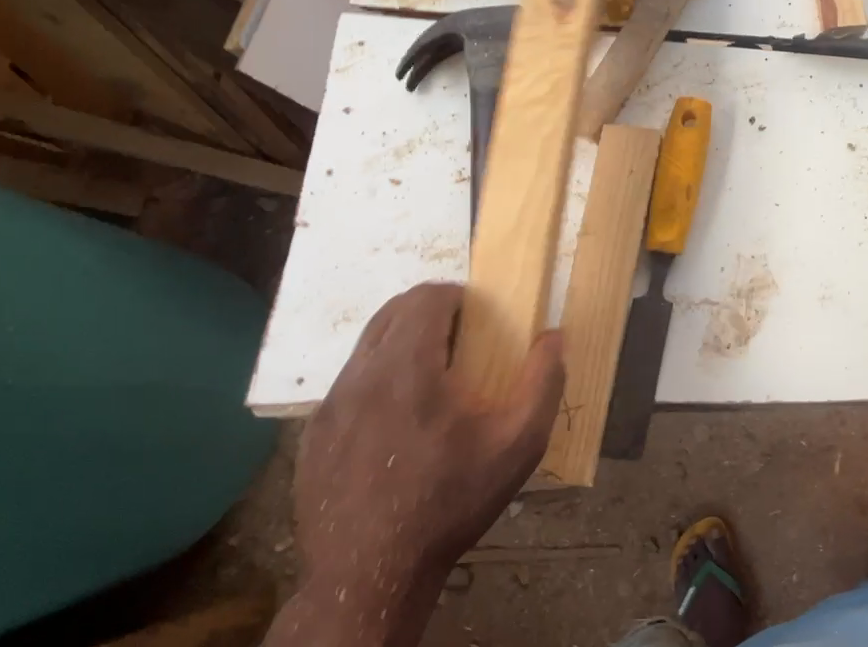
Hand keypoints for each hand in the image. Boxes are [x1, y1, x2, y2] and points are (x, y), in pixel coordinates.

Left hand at [289, 282, 563, 629]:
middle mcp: (360, 377)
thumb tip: (554, 337)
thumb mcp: (519, 444)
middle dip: (427, 311)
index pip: (424, 299)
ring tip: (433, 377)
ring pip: (366, 348)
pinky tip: (401, 420)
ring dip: (401, 343)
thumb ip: (543, 381)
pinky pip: (348, 386)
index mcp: (408, 369)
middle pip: (389, 313)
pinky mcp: (313, 437)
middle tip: (461, 336)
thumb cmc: (452, 500)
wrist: (373, 572)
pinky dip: (378, 380)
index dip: (455, 295)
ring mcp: (329, 408)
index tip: (479, 313)